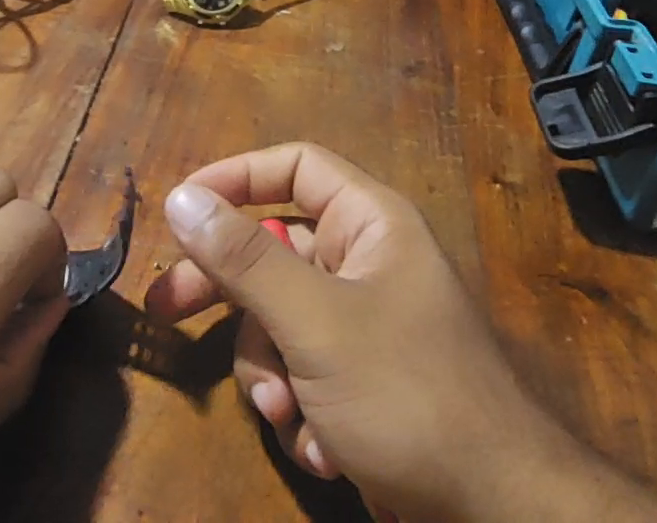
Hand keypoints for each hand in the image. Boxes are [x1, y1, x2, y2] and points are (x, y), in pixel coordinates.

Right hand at [145, 143, 656, 522]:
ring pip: (278, 320)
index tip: (179, 207)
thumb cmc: (406, 392)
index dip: (235, 178)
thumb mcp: (316, 323)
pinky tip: (325, 446)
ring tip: (289, 412)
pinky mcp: (356, 376)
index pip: (294, 167)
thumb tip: (182, 198)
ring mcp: (361, 320)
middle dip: (227, 292)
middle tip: (166, 310)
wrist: (491, 507)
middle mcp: (364, 261)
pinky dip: (301, 407)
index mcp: (369, 223)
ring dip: (272, 373)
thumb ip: (245, 261)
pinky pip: (301, 368)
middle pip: (272, 249)